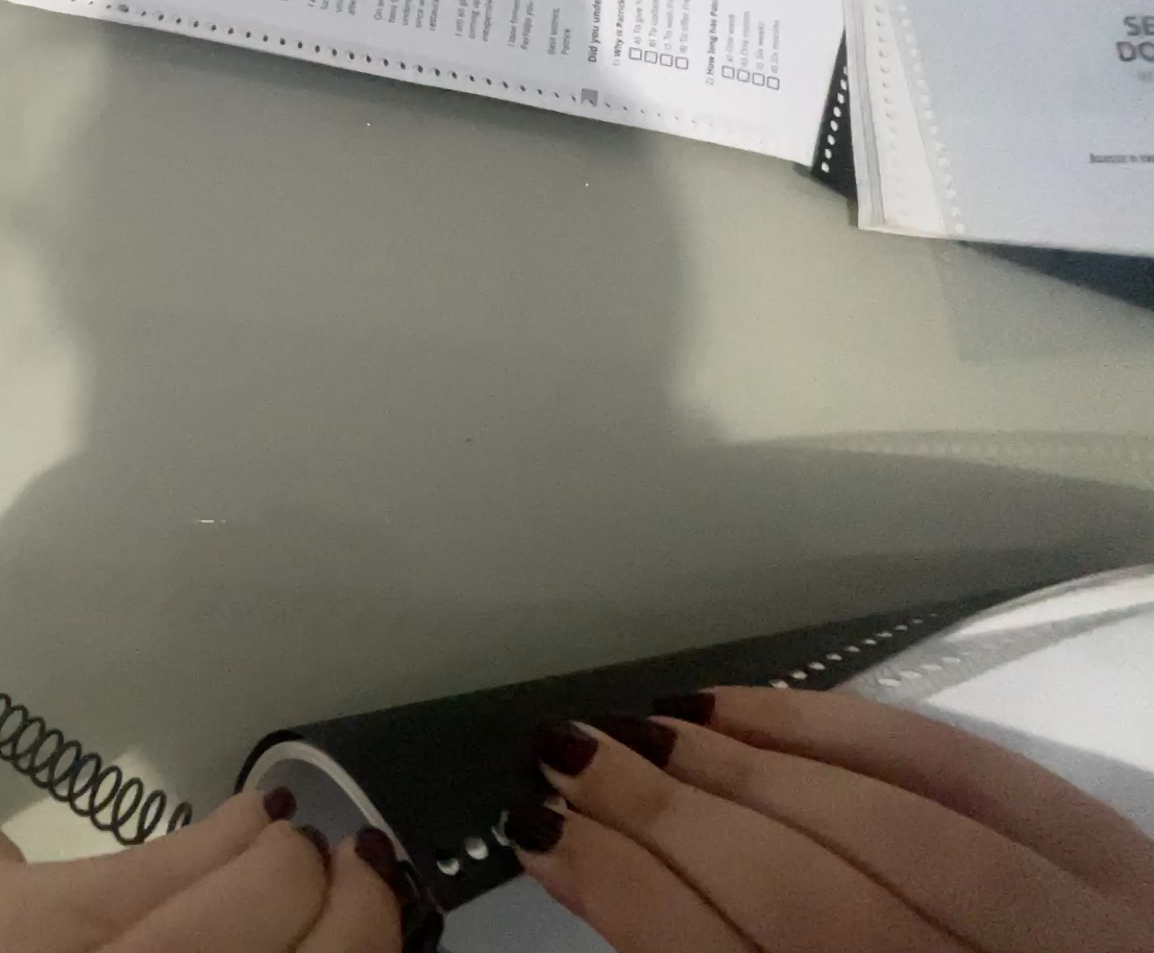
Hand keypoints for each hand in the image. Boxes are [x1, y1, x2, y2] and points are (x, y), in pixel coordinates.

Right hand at [0, 789, 417, 952]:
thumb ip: (38, 833)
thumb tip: (140, 854)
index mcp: (56, 934)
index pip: (202, 869)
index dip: (259, 831)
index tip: (274, 811)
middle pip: (271, 927)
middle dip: (328, 881)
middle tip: (339, 853)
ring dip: (352, 939)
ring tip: (358, 899)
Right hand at [509, 687, 1153, 952]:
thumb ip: (666, 942)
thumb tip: (556, 834)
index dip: (622, 884)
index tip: (537, 816)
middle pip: (809, 903)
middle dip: (660, 810)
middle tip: (566, 747)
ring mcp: (1107, 943)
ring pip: (892, 831)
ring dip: (735, 762)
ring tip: (639, 724)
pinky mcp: (1136, 865)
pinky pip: (970, 769)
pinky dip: (835, 722)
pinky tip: (731, 702)